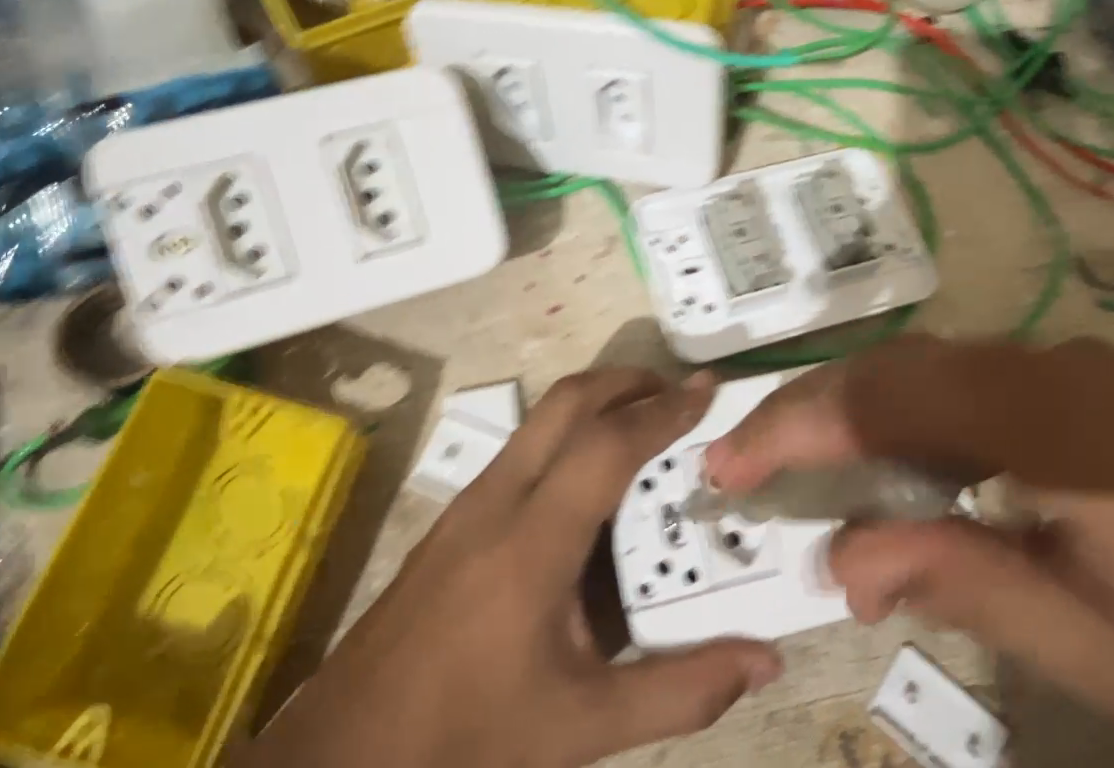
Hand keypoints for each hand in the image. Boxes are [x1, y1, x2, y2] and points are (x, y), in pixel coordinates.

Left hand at [245, 369, 782, 767]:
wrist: (347, 751)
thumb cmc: (468, 734)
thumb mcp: (584, 725)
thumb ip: (681, 691)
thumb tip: (766, 661)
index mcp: (532, 543)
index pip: (607, 446)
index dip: (663, 412)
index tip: (708, 392)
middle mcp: (496, 503)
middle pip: (565, 404)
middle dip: (627, 383)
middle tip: (681, 393)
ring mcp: (466, 508)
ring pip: (539, 424)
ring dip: (595, 408)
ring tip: (648, 430)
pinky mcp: (451, 524)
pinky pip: (520, 455)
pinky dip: (567, 441)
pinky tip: (593, 493)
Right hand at [704, 335, 1113, 717]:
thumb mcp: (1086, 647)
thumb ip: (959, 582)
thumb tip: (839, 559)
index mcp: (1083, 432)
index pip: (910, 398)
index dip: (809, 423)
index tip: (734, 464)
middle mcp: (1077, 368)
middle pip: (909, 364)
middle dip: (812, 407)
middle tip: (741, 461)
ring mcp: (1085, 360)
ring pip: (932, 361)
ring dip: (852, 406)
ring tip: (795, 461)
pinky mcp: (1084, 371)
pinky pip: (968, 374)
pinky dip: (905, 409)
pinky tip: (886, 458)